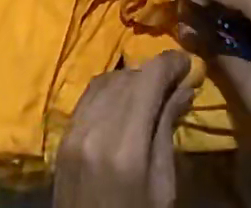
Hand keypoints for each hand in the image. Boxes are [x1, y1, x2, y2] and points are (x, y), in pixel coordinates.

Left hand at [54, 50, 197, 207]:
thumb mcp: (162, 186)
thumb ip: (167, 130)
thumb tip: (184, 87)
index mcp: (126, 147)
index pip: (150, 78)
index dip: (172, 63)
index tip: (188, 63)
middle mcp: (96, 130)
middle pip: (129, 76)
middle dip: (155, 72)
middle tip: (175, 80)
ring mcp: (74, 133)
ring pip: (108, 80)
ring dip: (132, 79)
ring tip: (150, 91)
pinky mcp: (63, 138)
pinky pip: (89, 96)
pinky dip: (110, 89)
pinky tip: (123, 101)